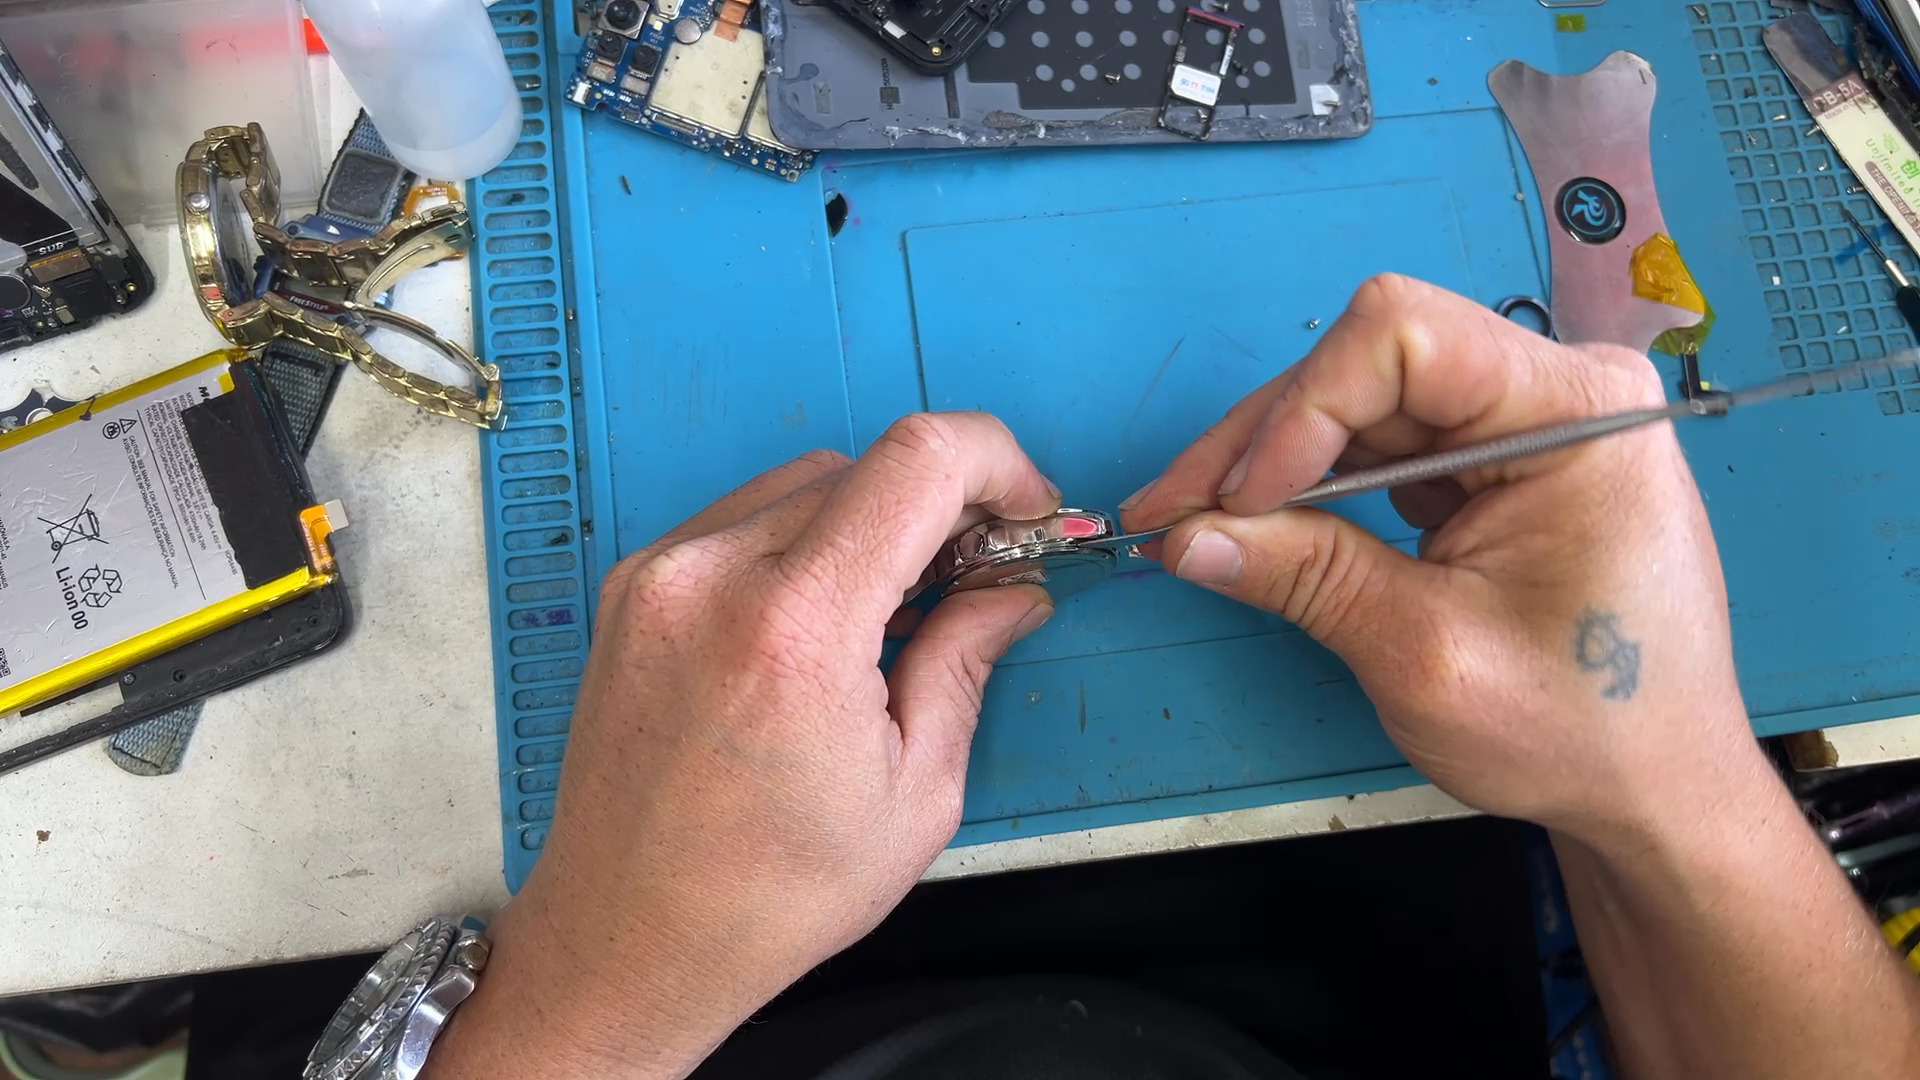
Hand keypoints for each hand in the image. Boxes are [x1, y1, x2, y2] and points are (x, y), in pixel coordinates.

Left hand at [429, 415, 1059, 1077]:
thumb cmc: (772, 893)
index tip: (1023, 508)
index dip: (994, 460)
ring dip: (880, 517)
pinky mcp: (639, 582)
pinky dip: (815, 534)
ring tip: (900, 598)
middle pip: (870, 466)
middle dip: (945, 503)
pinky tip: (831, 605)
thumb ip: (968, 659)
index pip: (917, 460)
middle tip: (976, 570)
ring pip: (812, 480)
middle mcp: (713, 575)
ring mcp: (662, 571)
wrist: (626, 940)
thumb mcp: (916, 792)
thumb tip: (1014, 589)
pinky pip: (753, 512)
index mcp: (796, 629)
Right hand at [1122, 275, 1765, 842]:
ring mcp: (1500, 428)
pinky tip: (1242, 525)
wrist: (1644, 787)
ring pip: (1337, 409)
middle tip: (1162, 514)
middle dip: (1249, 446)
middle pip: (1353, 371)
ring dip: (1252, 469)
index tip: (1233, 502)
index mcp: (1571, 412)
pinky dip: (1286, 489)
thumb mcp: (1424, 655)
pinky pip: (1353, 449)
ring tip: (1182, 523)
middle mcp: (1539, 393)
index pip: (1400, 341)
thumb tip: (1182, 538)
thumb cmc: (1574, 729)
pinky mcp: (1465, 466)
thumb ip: (1304, 578)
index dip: (1298, 411)